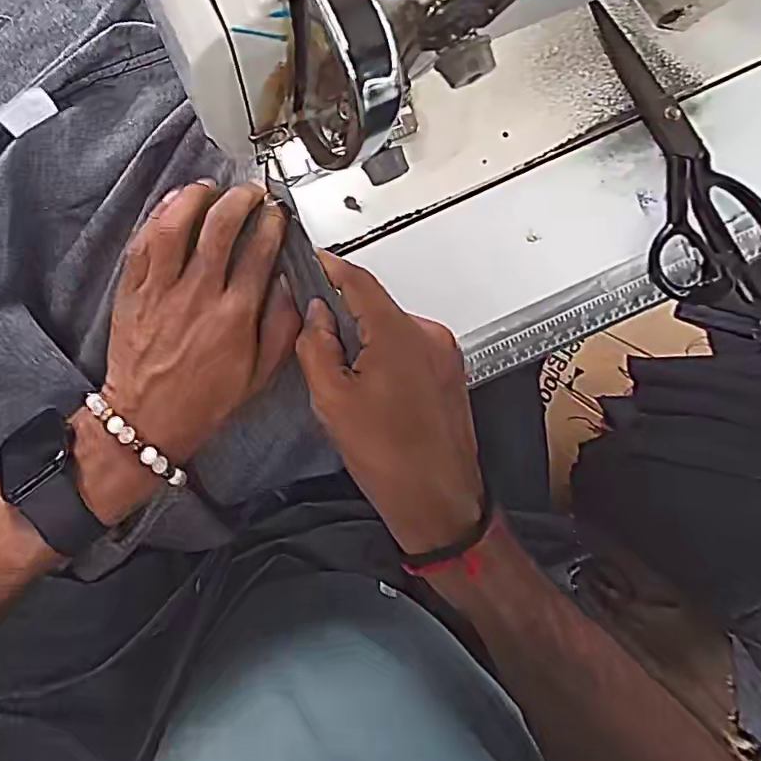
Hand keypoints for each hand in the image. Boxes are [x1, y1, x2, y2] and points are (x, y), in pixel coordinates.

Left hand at [78, 180, 300, 520]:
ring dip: (195, 198)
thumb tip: (289, 285)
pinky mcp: (132, 292)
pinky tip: (172, 205)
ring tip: (209, 189)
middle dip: (240, 199)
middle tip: (249, 193)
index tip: (275, 213)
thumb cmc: (202, 399)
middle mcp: (197, 297)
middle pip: (220, 227)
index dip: (271, 223)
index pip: (258, 251)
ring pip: (176, 226)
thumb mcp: (259, 374)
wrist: (148, 420)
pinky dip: (158, 217)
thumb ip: (282, 327)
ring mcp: (160, 292)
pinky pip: (143, 244)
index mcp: (233, 316)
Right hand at [295, 251, 484, 553]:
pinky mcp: (449, 371)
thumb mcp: (331, 400)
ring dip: (363, 336)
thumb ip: (316, 345)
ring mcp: (443, 354)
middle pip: (374, 304)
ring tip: (346, 376)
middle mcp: (428, 337)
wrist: (439, 502)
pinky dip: (383, 352)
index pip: (358, 281)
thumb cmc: (393, 460)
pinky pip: (408, 345)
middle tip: (315, 334)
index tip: (312, 259)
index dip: (329, 266)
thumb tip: (315, 315)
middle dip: (342, 313)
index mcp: (397, 336)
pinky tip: (370, 386)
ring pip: (390, 326)